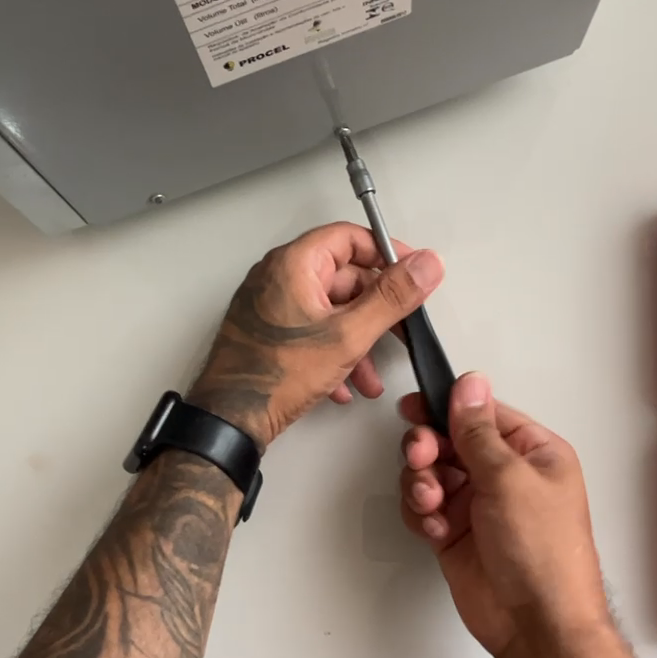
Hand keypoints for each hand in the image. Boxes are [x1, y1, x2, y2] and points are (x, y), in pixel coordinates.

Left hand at [189, 222, 443, 447]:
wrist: (230, 419)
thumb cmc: (273, 376)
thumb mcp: (348, 336)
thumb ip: (392, 298)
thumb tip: (426, 265)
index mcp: (294, 264)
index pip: (350, 238)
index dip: (386, 254)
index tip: (411, 275)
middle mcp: (277, 278)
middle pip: (343, 278)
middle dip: (375, 312)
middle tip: (402, 332)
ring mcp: (270, 306)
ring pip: (329, 311)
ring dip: (357, 342)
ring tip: (372, 376)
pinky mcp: (267, 333)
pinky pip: (310, 332)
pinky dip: (333, 353)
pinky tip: (345, 385)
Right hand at [398, 373, 607, 657]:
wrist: (535, 624)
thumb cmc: (541, 550)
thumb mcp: (510, 478)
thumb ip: (478, 430)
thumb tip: (470, 382)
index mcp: (531, 452)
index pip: (481, 414)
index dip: (446, 408)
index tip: (413, 408)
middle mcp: (503, 474)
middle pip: (449, 441)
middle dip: (428, 449)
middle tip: (422, 459)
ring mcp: (477, 504)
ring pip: (430, 473)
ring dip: (422, 483)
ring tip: (432, 504)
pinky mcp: (453, 533)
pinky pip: (423, 507)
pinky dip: (420, 514)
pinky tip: (433, 529)